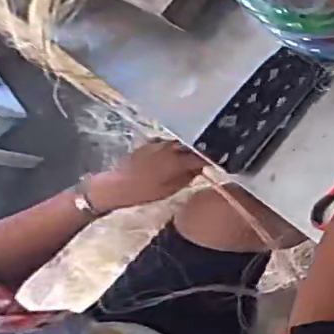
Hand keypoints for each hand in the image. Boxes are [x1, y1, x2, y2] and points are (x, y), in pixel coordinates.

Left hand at [87, 140, 205, 211]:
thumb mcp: (171, 189)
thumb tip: (202, 167)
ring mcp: (160, 143)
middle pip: (194, 143)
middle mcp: (171, 148)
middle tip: (210, 154)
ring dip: (191, 145)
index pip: (203, 155)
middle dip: (204, 147)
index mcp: (178, 160)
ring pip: (183, 141)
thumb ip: (190, 176)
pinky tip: (177, 153)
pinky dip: (177, 146)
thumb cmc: (142, 192)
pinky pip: (170, 142)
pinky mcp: (151, 143)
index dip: (214, 156)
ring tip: (196, 152)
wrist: (113, 187)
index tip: (220, 159)